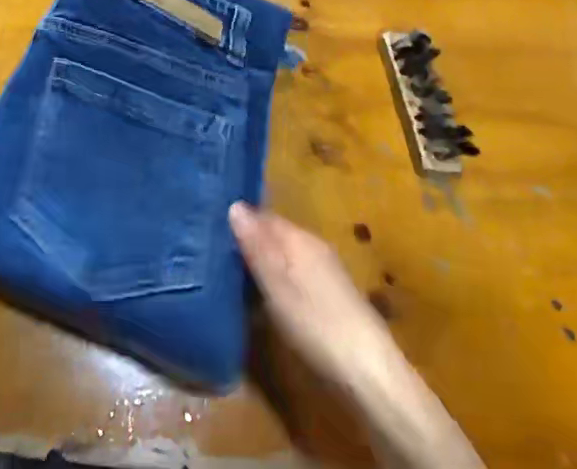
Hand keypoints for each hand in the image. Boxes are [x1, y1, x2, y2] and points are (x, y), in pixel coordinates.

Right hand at [228, 200, 398, 393]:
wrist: (368, 372)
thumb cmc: (315, 323)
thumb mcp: (276, 285)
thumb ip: (256, 246)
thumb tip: (234, 205)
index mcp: (300, 238)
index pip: (262, 216)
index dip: (237, 220)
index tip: (208, 229)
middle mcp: (313, 247)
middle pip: (273, 236)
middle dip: (247, 242)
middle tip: (211, 253)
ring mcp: (324, 271)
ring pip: (282, 257)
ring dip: (260, 263)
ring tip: (227, 273)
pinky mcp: (328, 296)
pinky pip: (292, 275)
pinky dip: (274, 280)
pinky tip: (260, 297)